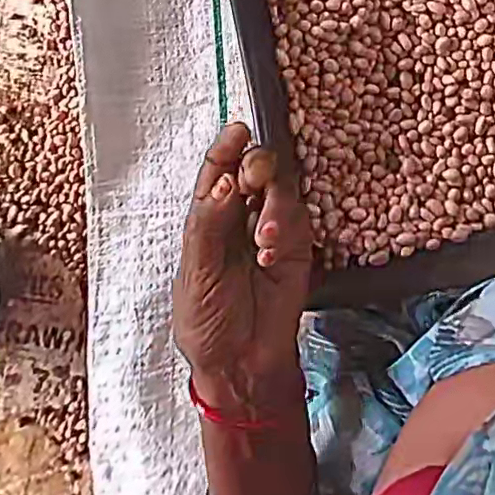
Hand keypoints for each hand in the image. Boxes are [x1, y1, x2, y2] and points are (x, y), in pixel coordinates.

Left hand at [172, 123, 314, 414]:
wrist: (242, 362)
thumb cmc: (207, 319)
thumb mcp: (196, 272)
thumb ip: (209, 224)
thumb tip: (223, 183)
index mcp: (209, 213)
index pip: (217, 169)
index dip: (226, 148)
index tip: (237, 131)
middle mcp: (241, 212)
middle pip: (254, 168)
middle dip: (255, 166)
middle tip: (251, 179)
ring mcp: (272, 224)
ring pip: (280, 186)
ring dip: (273, 202)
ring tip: (262, 237)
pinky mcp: (298, 241)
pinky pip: (298, 216)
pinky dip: (286, 226)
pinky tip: (271, 251)